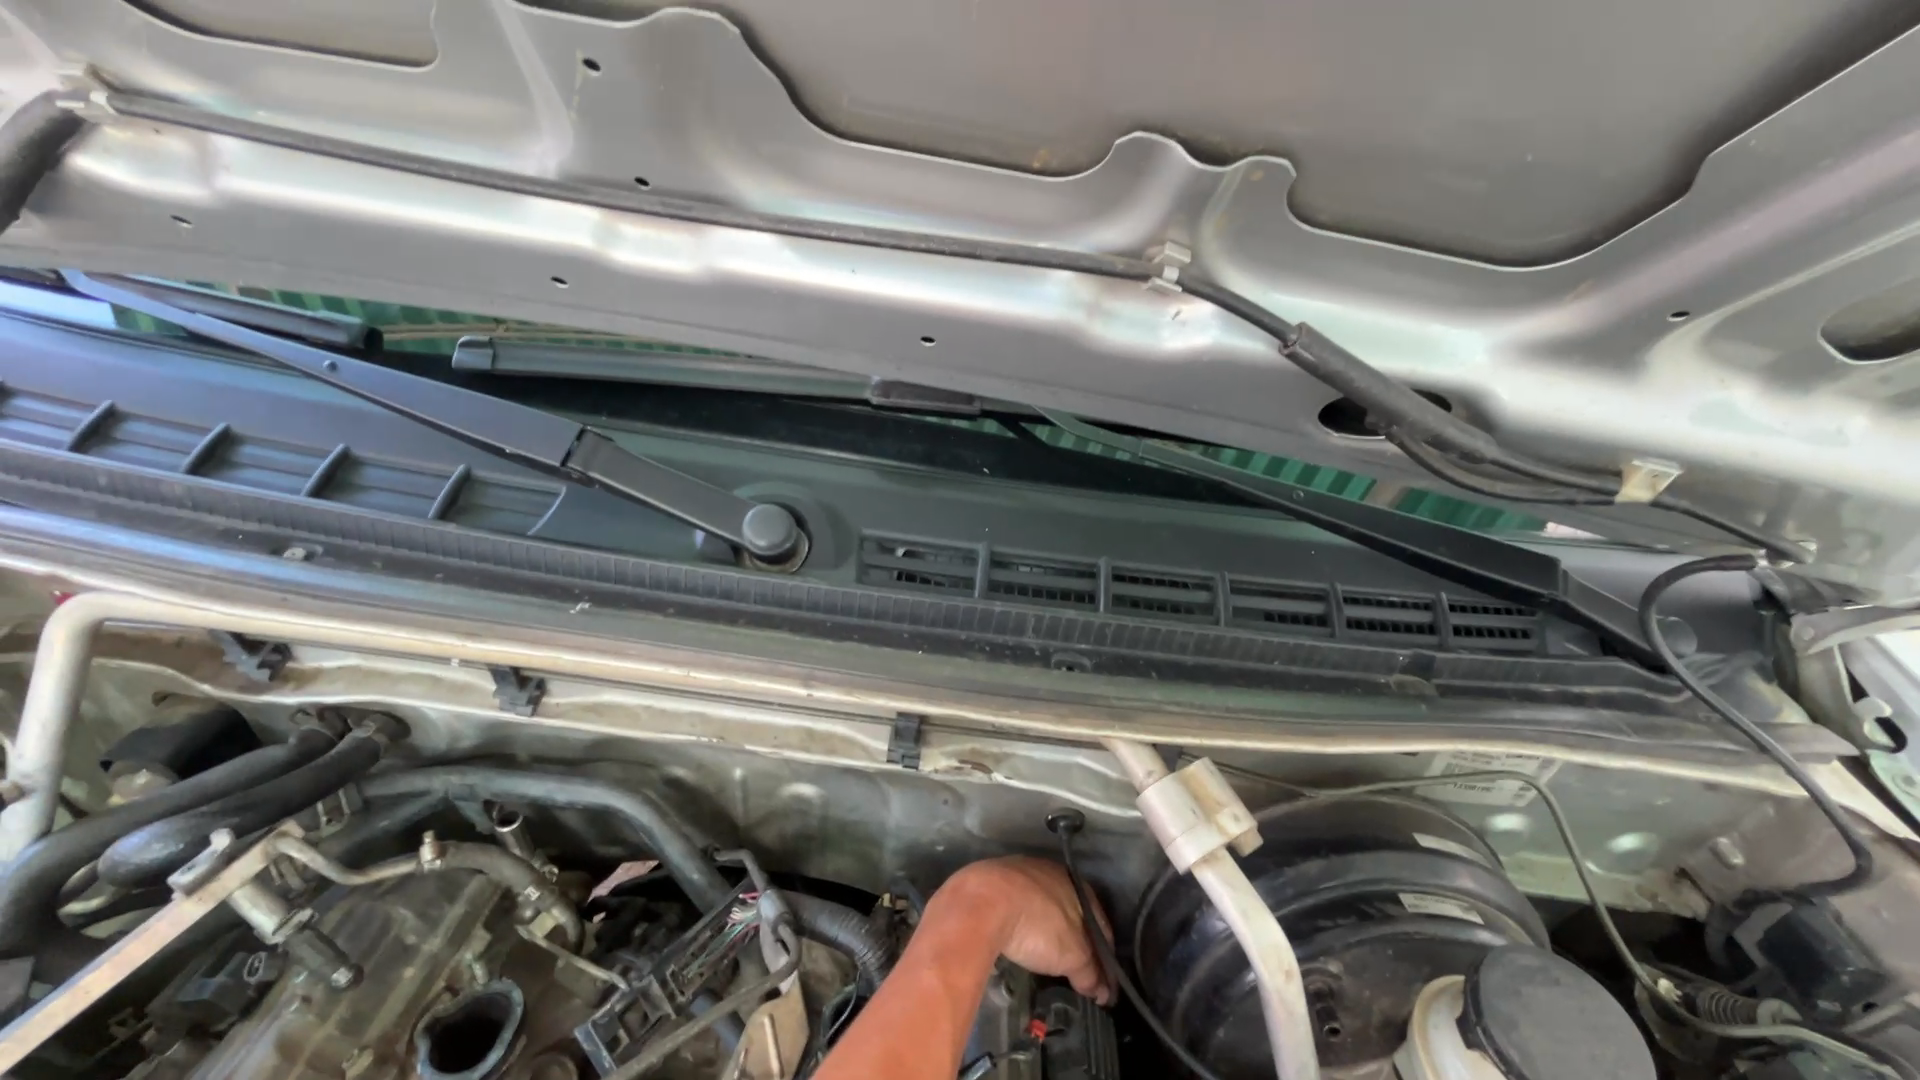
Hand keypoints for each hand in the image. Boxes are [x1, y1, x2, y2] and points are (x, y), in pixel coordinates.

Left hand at [937, 856, 1113, 1003]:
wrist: (981, 902)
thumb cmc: (1036, 925)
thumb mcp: (1072, 955)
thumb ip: (1091, 972)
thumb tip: (1103, 991)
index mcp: (1077, 885)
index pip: (1101, 924)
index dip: (1103, 953)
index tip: (1102, 977)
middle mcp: (1052, 871)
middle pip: (1070, 911)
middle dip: (1074, 938)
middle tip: (1073, 966)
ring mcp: (1020, 871)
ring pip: (1040, 904)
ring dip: (1044, 927)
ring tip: (1043, 953)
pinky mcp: (992, 879)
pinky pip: (1015, 903)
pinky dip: (1019, 920)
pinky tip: (1015, 935)